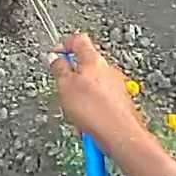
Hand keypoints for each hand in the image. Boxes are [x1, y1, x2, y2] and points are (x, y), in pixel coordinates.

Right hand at [48, 32, 145, 150]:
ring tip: (76, 112)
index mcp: (93, 59)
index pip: (78, 40)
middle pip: (85, 64)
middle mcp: (108, 69)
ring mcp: (116, 85)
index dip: (64, 45)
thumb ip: (59, 69)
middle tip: (63, 89)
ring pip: (92, 85)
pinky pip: (100, 101)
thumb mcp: (65, 86)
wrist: (120, 135)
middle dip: (71, 77)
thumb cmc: (95, 110)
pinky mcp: (120, 102)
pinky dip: (91, 109)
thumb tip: (54, 58)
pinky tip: (87, 123)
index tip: (55, 55)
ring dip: (81, 96)